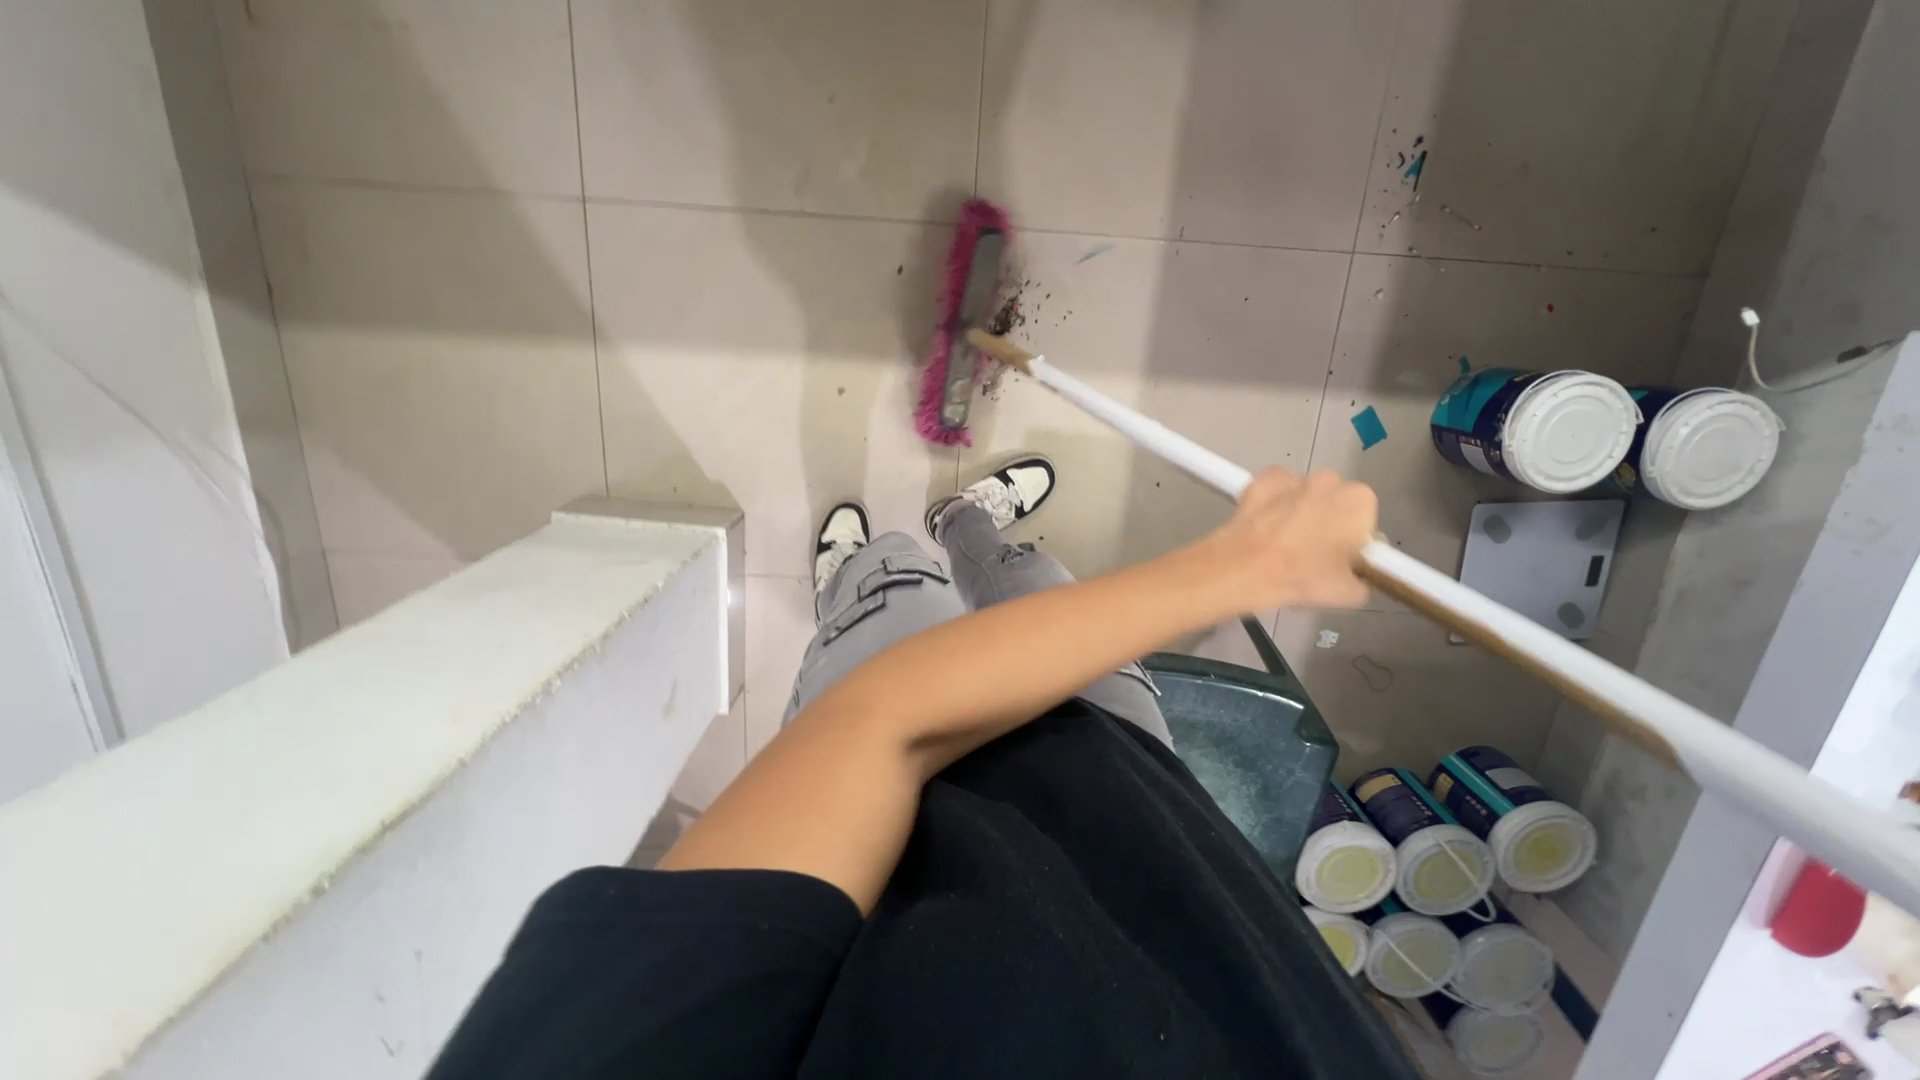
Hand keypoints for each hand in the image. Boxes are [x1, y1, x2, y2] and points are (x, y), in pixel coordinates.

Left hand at [1193, 468, 1375, 611]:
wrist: (1245, 569)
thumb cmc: (1304, 578)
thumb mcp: (1350, 593)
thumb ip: (1362, 579)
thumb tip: (1353, 576)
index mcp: (1360, 501)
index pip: (1366, 521)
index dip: (1353, 542)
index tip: (1339, 560)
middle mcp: (1330, 480)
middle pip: (1336, 503)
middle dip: (1328, 522)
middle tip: (1312, 555)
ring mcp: (1292, 477)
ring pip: (1304, 495)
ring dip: (1299, 511)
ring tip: (1283, 544)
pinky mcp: (1260, 481)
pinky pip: (1274, 492)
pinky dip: (1271, 503)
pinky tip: (1264, 528)